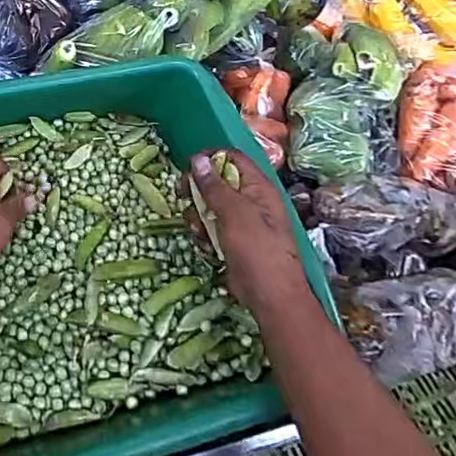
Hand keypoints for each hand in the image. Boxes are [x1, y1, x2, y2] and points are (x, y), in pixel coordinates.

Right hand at [190, 148, 312, 313]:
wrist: (270, 298)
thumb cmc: (258, 251)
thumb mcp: (234, 213)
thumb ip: (214, 186)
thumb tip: (197, 158)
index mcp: (258, 187)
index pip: (232, 158)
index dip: (210, 158)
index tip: (189, 168)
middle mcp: (250, 200)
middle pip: (216, 181)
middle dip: (198, 190)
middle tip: (184, 197)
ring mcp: (241, 221)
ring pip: (208, 205)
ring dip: (198, 215)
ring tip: (199, 230)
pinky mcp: (231, 240)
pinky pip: (210, 227)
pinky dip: (203, 234)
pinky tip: (205, 245)